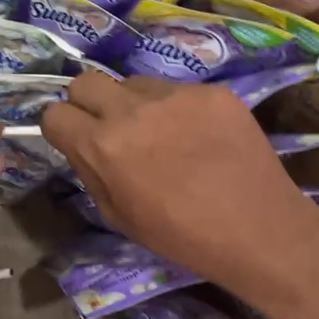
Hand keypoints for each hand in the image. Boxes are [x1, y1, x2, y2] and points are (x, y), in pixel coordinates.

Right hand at [41, 70, 318, 290]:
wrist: (264, 234)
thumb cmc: (183, 236)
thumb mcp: (118, 215)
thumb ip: (89, 171)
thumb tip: (79, 142)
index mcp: (102, 146)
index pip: (54, 113)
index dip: (63, 128)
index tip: (76, 138)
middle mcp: (131, 111)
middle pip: (84, 81)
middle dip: (89, 103)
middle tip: (111, 127)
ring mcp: (174, 96)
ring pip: (132, 83)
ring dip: (135, 104)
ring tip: (163, 133)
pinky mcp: (210, 92)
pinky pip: (176, 90)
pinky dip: (178, 109)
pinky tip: (200, 136)